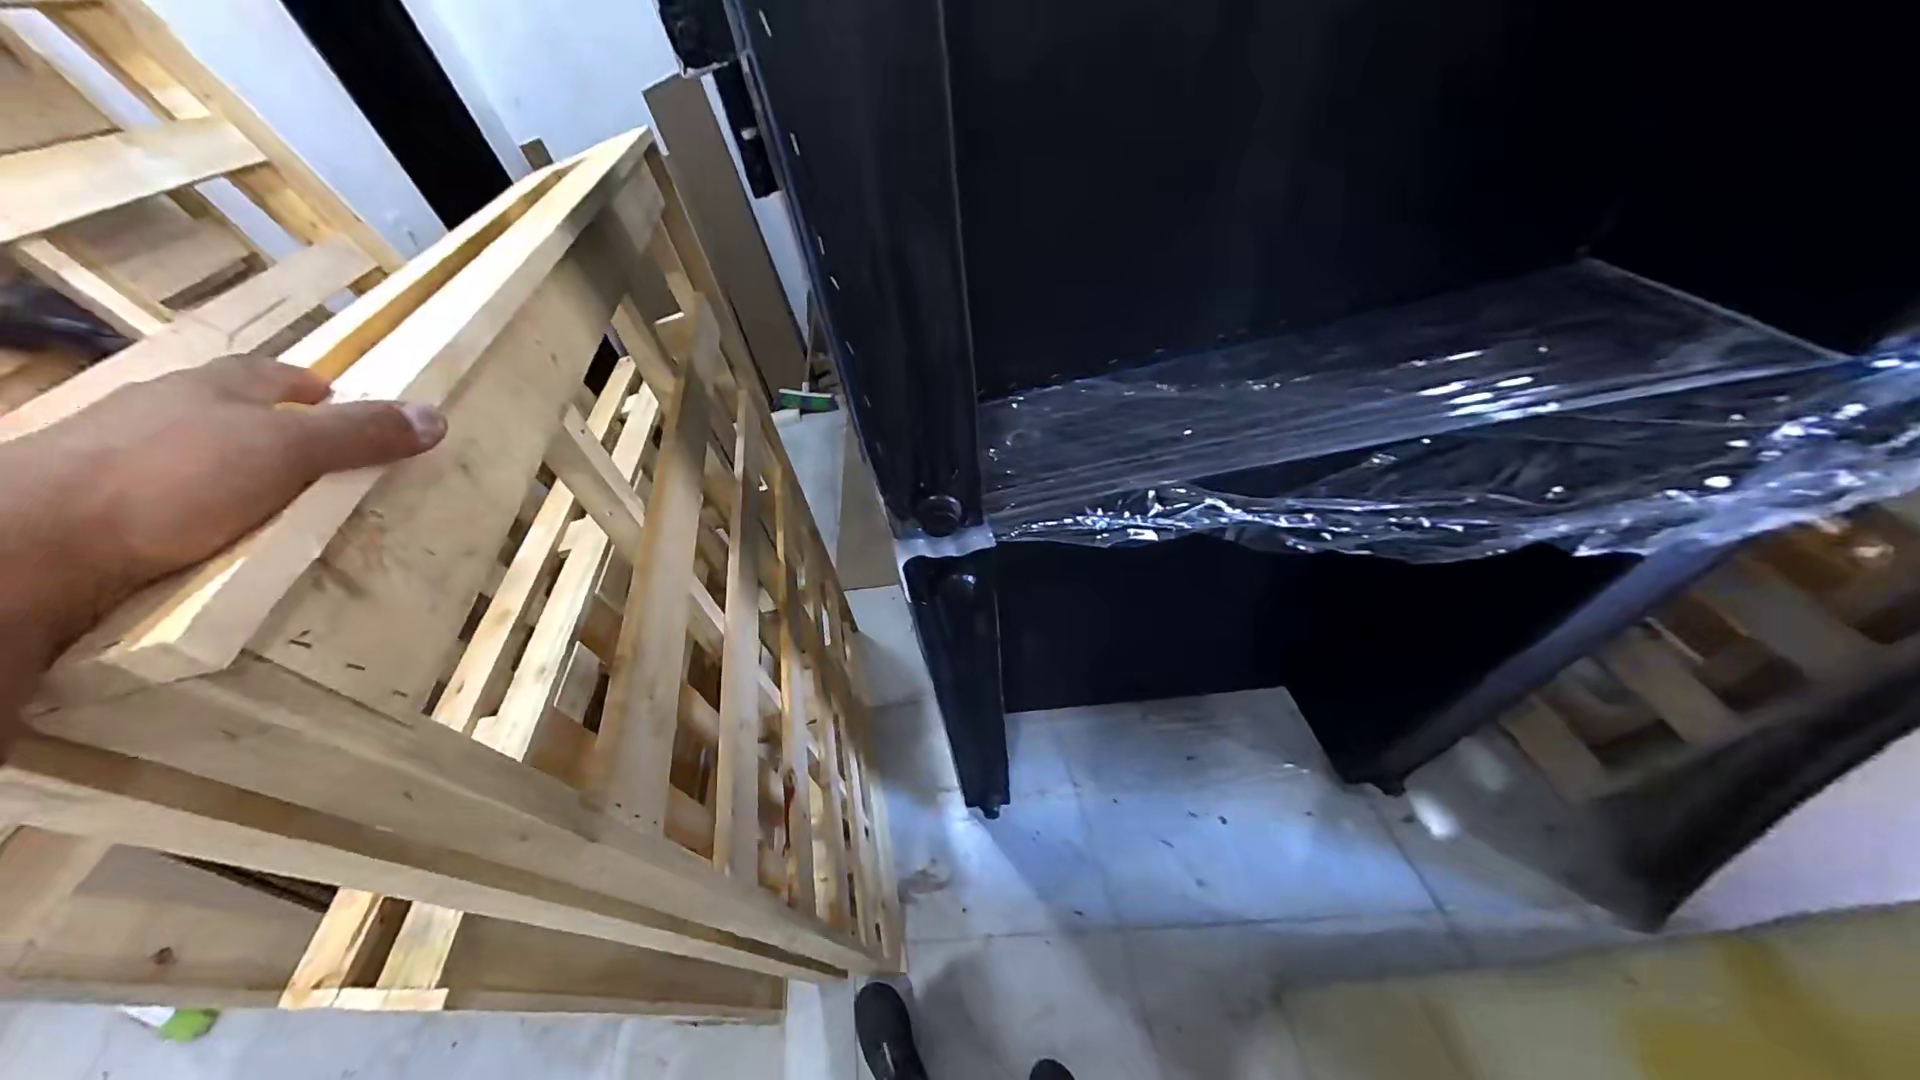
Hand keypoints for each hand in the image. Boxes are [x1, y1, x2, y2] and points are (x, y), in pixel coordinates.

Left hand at [0, 355, 445, 745]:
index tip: (336, 396)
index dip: (304, 383)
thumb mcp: (287, 450)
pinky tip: (226, 534)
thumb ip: (359, 434)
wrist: (31, 544)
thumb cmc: (171, 478)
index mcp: (208, 391)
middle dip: (275, 425)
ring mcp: (120, 460)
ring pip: (197, 454)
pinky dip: (207, 509)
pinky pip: (171, 499)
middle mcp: (160, 415)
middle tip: (322, 454)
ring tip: (283, 500)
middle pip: (228, 409)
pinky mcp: (100, 509)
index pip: (264, 373)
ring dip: (239, 470)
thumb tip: (438, 415)